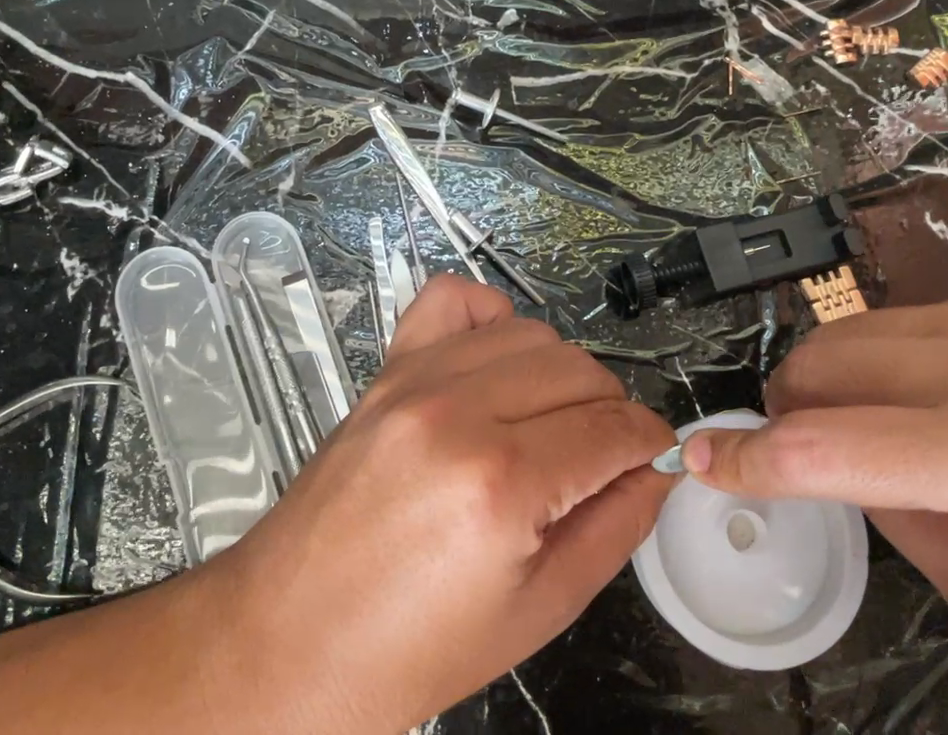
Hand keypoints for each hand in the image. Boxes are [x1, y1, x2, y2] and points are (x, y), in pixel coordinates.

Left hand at [206, 275, 676, 733]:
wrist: (292, 637)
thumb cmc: (410, 647)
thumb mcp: (539, 610)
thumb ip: (616, 527)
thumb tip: (655, 469)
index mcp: (501, 483)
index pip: (615, 427)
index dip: (650, 443)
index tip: (652, 459)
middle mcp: (457, 413)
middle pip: (580, 371)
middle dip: (611, 413)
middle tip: (602, 459)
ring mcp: (413, 382)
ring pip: (529, 334)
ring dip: (559, 374)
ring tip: (548, 425)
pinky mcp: (385, 373)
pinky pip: (449, 301)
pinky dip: (488, 318)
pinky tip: (497, 363)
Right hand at [682, 282, 947, 708]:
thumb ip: (905, 534)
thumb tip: (844, 467)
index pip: (826, 451)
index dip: (746, 458)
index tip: (698, 457)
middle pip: (819, 365)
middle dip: (786, 409)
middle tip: (808, 448)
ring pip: (853, 331)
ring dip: (831, 379)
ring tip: (877, 424)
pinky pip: (906, 318)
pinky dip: (888, 358)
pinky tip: (944, 393)